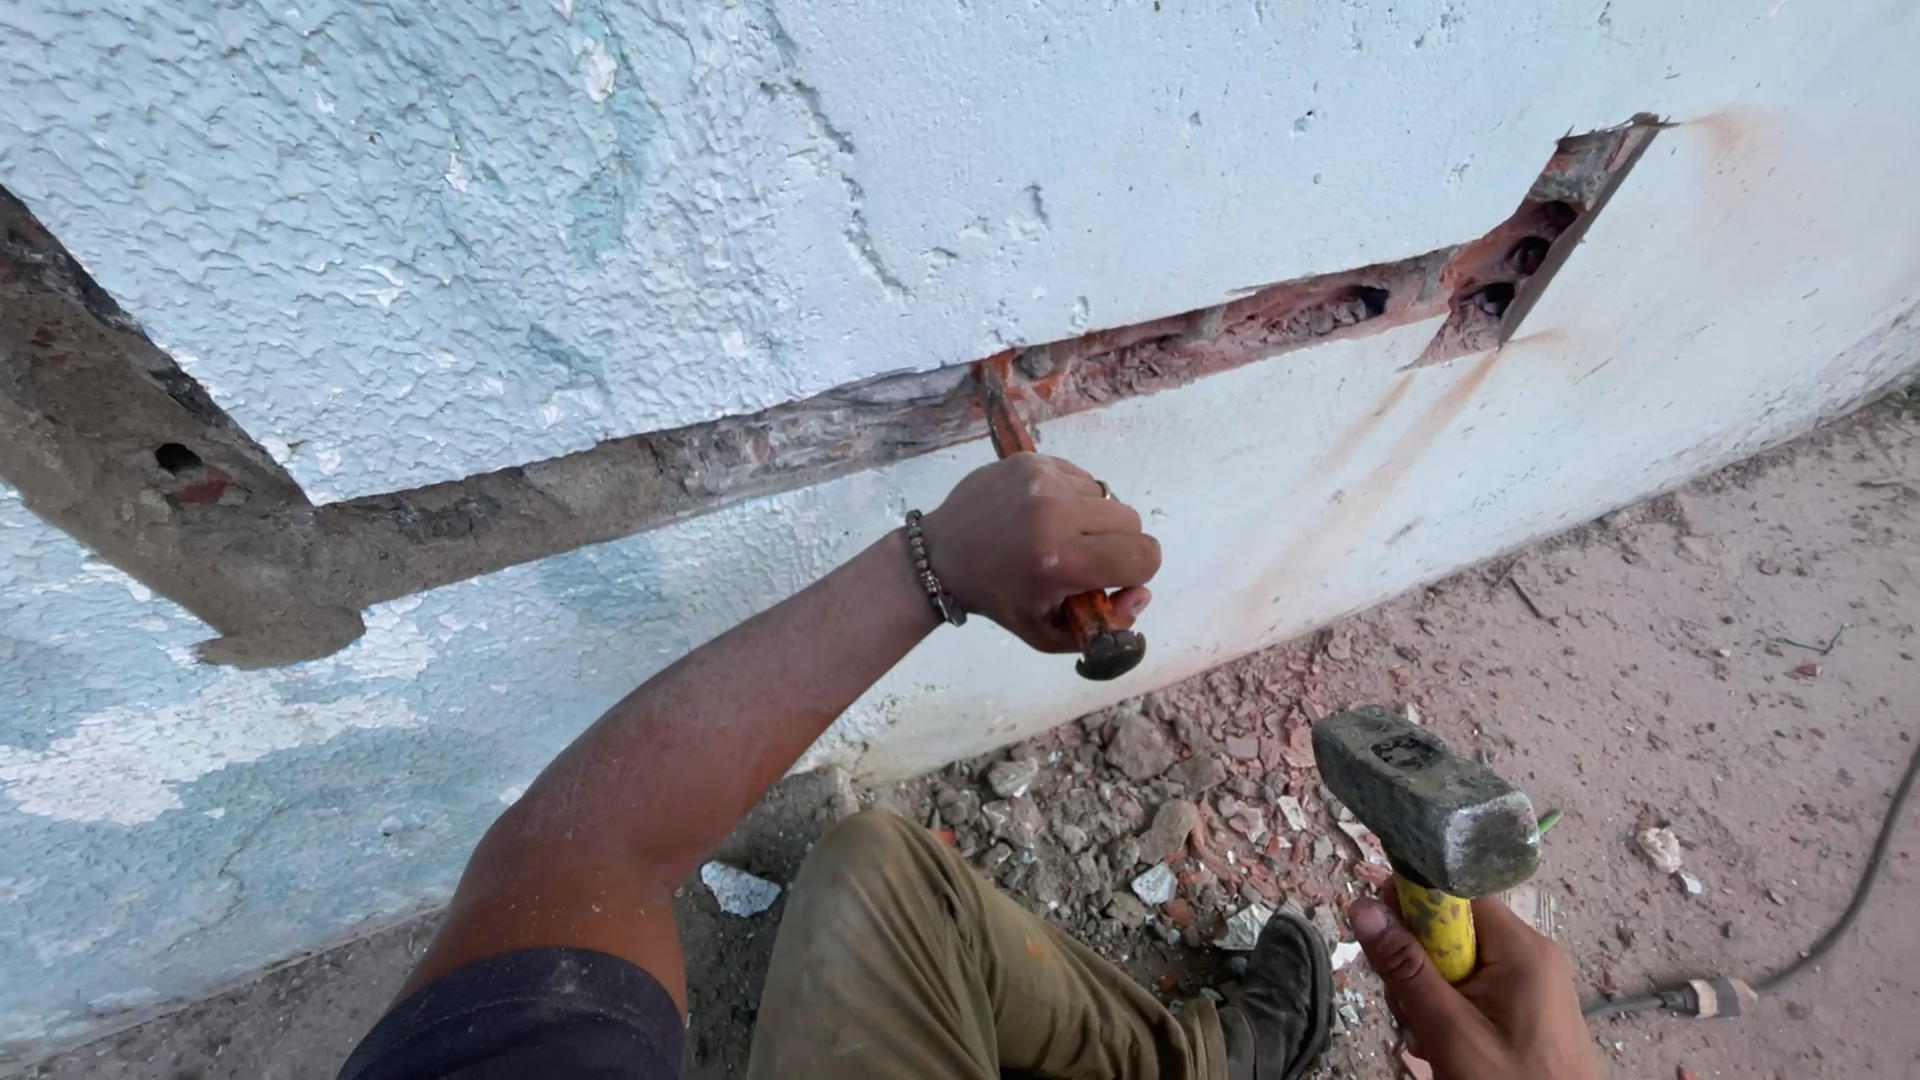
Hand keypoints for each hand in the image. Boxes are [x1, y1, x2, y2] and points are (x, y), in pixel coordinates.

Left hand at [918, 452, 1159, 652]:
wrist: (941, 555)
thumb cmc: (998, 598)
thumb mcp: (1047, 632)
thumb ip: (1105, 624)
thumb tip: (1141, 594)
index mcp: (1060, 560)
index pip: (1143, 556)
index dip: (1135, 572)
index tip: (1110, 577)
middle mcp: (1055, 513)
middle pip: (1132, 522)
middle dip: (1117, 544)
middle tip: (1083, 556)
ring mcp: (1043, 480)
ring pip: (1107, 496)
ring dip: (1093, 518)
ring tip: (1058, 533)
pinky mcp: (1032, 460)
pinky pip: (1082, 477)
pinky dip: (1073, 497)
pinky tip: (1042, 513)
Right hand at [1348, 891, 1601, 1079]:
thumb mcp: (1452, 1033)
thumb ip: (1405, 968)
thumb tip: (1359, 904)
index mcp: (1520, 947)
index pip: (1451, 888)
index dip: (1410, 901)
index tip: (1383, 934)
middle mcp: (1526, 951)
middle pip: (1444, 923)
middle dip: (1412, 958)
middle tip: (1406, 1004)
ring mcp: (1525, 979)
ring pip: (1447, 954)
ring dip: (1422, 987)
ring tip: (1426, 1034)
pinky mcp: (1520, 1003)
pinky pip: (1464, 980)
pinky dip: (1442, 1003)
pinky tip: (1439, 1040)